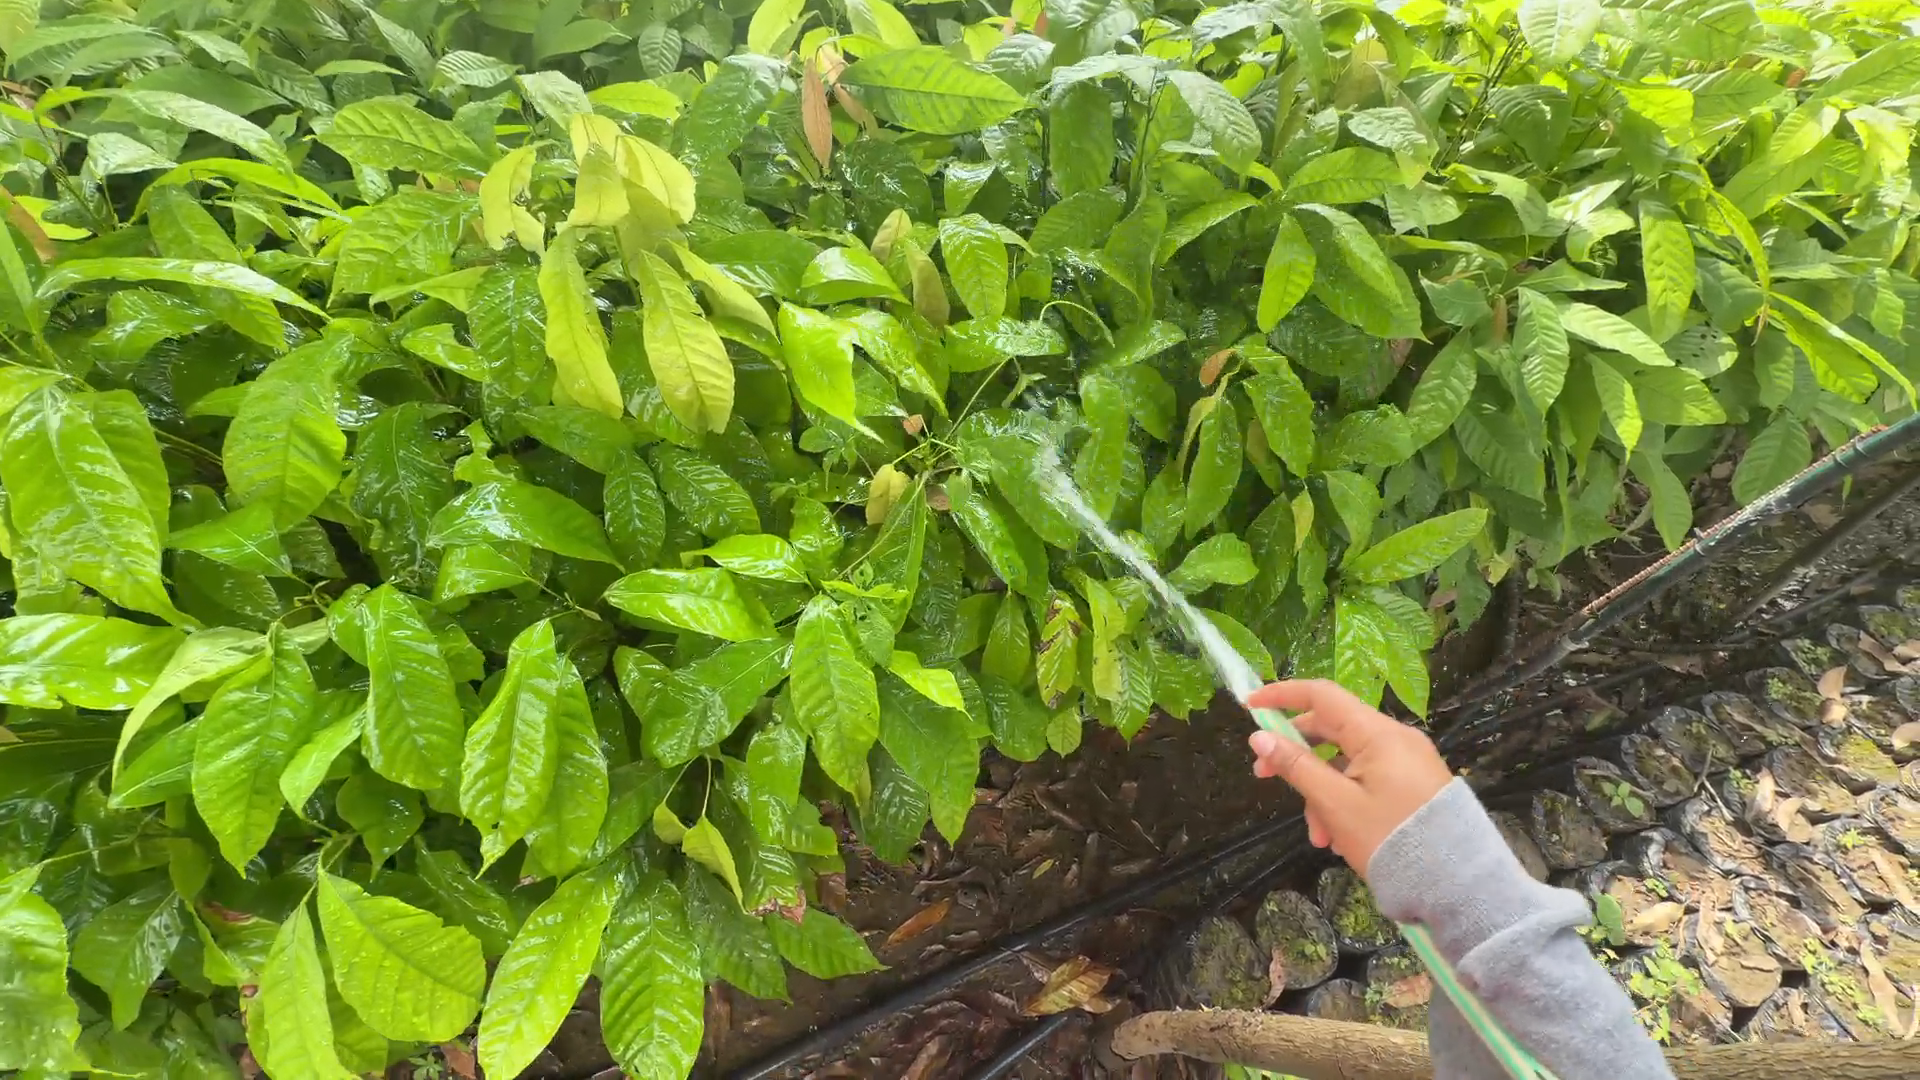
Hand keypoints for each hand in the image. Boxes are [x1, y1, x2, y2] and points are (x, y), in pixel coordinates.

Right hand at [1245, 679, 1453, 878]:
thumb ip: (1295, 765)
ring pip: (1346, 761)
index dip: (1281, 696)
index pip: (1321, 695)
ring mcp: (1408, 763)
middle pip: (1331, 730)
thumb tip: (1259, 736)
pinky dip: (1345, 800)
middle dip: (1296, 755)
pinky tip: (1339, 838)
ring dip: (1320, 790)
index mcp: (1378, 734)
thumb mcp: (1335, 804)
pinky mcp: (1415, 786)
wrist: (1465, 892)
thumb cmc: (1393, 840)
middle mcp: (1395, 739)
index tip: (1249, 706)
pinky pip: (1367, 780)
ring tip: (1317, 836)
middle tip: (1264, 776)